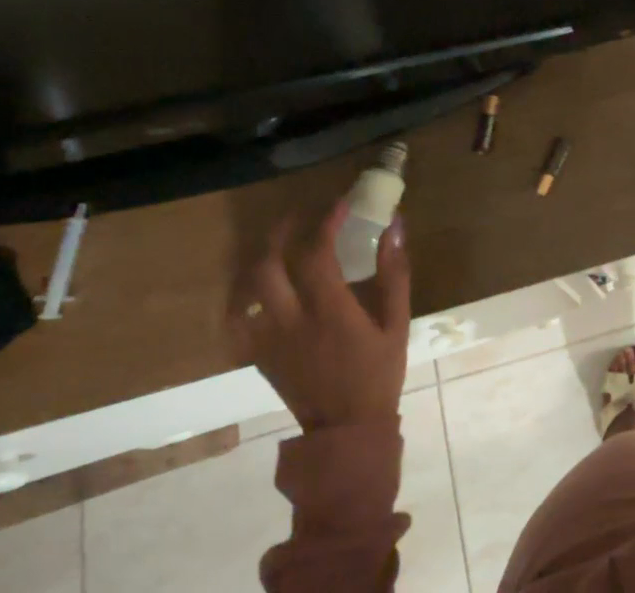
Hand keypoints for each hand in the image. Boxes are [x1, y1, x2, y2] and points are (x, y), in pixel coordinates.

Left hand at [234, 201, 410, 431]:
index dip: (326, 222)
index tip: (340, 205)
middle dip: (280, 232)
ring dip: (261, 259)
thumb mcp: (397, 323)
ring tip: (278, 246)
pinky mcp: (257, 355)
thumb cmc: (378, 373)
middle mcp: (292, 320)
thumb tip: (394, 227)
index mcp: (330, 311)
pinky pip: (236, 321)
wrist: (347, 428)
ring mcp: (268, 339)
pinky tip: (257, 289)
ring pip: (247, 289)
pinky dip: (242, 298)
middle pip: (269, 264)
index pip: (317, 253)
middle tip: (299, 217)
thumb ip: (394, 274)